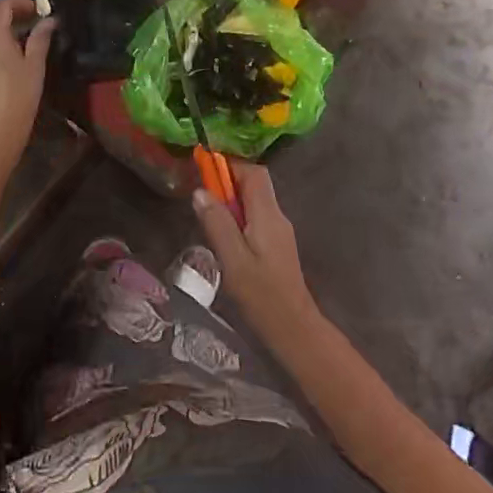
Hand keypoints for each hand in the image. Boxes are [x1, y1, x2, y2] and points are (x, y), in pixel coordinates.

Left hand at [0, 0, 54, 161]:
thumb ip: (40, 38)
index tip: (37, 10)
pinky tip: (7, 52)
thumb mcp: (35, 65)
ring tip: (18, 36)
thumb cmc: (20, 95)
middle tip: (24, 19)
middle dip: (2, 9)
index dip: (20, 3)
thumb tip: (49, 21)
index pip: (1, 5)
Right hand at [192, 161, 316, 338]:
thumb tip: (201, 191)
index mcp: (267, 214)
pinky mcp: (277, 245)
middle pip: (254, 184)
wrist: (292, 326)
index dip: (230, 166)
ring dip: (231, 201)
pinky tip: (223, 236)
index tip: (205, 169)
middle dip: (227, 182)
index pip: (254, 173)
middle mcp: (277, 216)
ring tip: (207, 216)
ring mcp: (279, 231)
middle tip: (202, 195)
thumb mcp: (232, 257)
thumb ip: (217, 222)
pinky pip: (256, 218)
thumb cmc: (260, 292)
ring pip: (254, 202)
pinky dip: (237, 217)